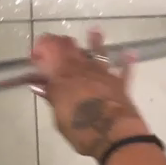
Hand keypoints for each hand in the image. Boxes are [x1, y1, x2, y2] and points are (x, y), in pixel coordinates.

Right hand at [30, 30, 151, 158]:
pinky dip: (127, 62)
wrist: (114, 133)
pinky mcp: (121, 84)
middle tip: (57, 40)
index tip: (35, 54)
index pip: (50, 52)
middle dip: (62, 42)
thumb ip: (51, 95)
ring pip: (98, 53)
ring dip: (95, 41)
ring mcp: (104, 74)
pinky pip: (125, 70)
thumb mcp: (58, 113)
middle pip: (72, 48)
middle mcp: (84, 68)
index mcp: (64, 74)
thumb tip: (38, 84)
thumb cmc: (80, 126)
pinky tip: (130, 53)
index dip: (42, 48)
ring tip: (94, 31)